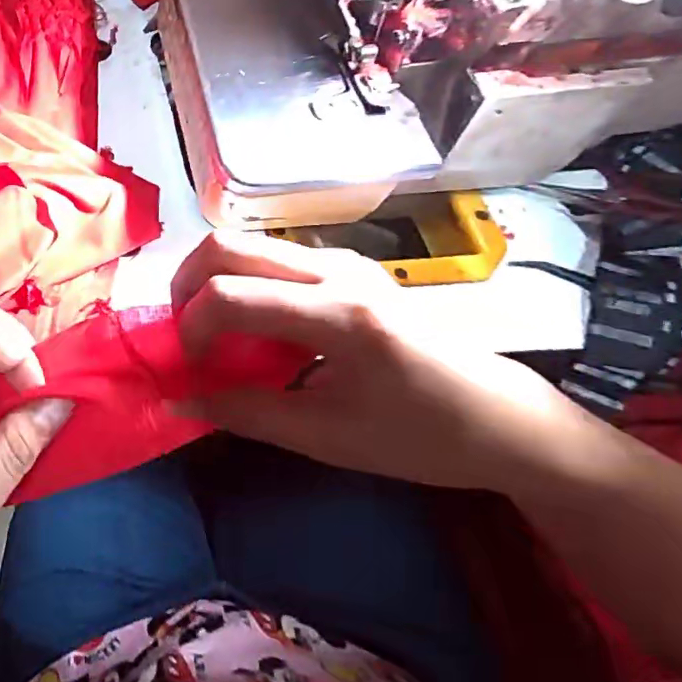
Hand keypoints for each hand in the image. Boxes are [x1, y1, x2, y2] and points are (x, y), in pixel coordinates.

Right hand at [171, 230, 608, 492]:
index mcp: (340, 316)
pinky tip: (255, 326)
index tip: (191, 369)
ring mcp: (343, 259)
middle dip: (186, 286)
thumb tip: (175, 402)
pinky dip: (241, 281)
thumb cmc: (423, 437)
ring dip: (212, 280)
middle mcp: (338, 269)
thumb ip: (243, 413)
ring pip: (245, 243)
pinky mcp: (347, 263)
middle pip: (226, 245)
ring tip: (215, 331)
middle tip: (186, 334)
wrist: (507, 418)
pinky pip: (270, 256)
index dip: (192, 329)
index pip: (231, 296)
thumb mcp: (326, 438)